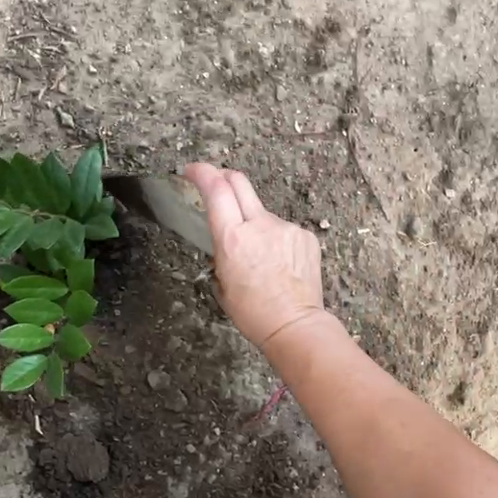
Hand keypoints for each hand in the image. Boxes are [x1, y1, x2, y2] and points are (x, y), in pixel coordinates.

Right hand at [184, 162, 326, 351]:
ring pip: (262, 212)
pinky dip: (275, 240)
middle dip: (224, 178)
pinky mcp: (304, 236)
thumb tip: (226, 241)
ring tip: (258, 258)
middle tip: (217, 186)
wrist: (294, 325)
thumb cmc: (255, 313)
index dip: (202, 173)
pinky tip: (278, 264)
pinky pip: (283, 229)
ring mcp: (285, 228)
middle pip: (239, 182)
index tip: (193, 171)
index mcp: (232, 240)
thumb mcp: (222, 285)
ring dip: (254, 223)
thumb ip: (221, 252)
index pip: (216, 189)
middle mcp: (259, 227)